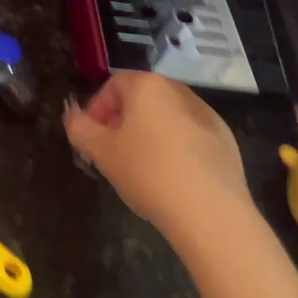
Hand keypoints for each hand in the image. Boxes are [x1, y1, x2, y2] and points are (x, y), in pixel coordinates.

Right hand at [68, 74, 297, 297]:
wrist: (210, 211)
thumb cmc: (148, 172)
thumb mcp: (102, 153)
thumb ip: (80, 129)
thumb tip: (73, 117)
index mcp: (147, 86)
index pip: (113, 85)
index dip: (97, 109)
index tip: (91, 138)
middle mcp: (177, 90)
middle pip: (141, 99)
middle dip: (123, 122)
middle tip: (113, 153)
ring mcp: (205, 113)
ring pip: (167, 117)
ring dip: (150, 134)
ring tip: (143, 169)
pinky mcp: (225, 139)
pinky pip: (191, 136)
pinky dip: (177, 149)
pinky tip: (174, 178)